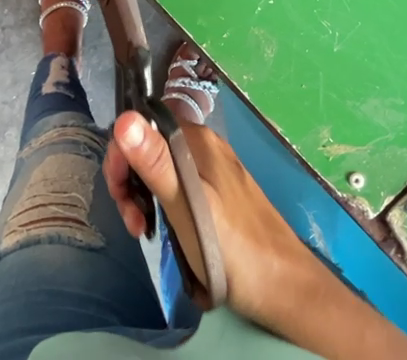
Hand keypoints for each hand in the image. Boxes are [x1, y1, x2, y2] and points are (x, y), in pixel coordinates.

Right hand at [104, 112, 323, 329]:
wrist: (286, 289)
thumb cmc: (233, 248)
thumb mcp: (186, 206)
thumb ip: (155, 163)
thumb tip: (124, 118)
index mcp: (198, 141)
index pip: (142, 125)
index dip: (123, 155)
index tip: (120, 193)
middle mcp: (204, 147)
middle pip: (149, 148)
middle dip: (130, 181)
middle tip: (134, 222)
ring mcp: (212, 170)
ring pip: (161, 169)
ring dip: (143, 196)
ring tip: (145, 231)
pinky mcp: (217, 193)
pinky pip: (177, 186)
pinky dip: (162, 204)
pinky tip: (164, 229)